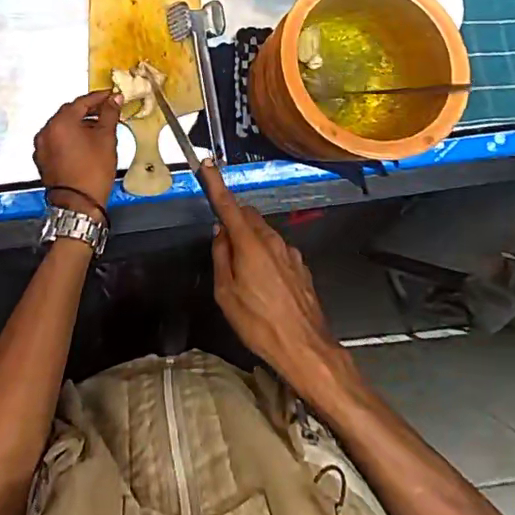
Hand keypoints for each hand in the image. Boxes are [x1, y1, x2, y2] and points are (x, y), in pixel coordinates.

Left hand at [33, 89, 122, 220]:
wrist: (78, 204)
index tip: (111, 95)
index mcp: (60, 122)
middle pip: (68, 113)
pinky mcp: (42, 159)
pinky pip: (56, 141)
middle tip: (106, 111)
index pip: (81, 102)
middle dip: (88, 111)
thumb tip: (114, 98)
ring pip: (61, 128)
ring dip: (78, 124)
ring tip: (97, 128)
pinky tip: (83, 143)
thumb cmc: (94, 170)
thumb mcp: (106, 139)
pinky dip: (69, 138)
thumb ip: (109, 114)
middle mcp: (46, 131)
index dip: (99, 98)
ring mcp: (41, 146)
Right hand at [200, 164, 355, 404]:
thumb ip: (220, 256)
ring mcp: (291, 253)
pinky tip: (263, 284)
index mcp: (250, 244)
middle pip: (248, 216)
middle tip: (222, 247)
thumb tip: (220, 232)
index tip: (207, 164)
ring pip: (264, 233)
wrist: (306, 349)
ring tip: (242, 274)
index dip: (216, 184)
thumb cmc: (258, 323)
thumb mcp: (225, 292)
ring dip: (249, 240)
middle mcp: (273, 241)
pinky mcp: (302, 268)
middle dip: (233, 220)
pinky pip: (277, 250)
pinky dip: (265, 255)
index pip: (228, 205)